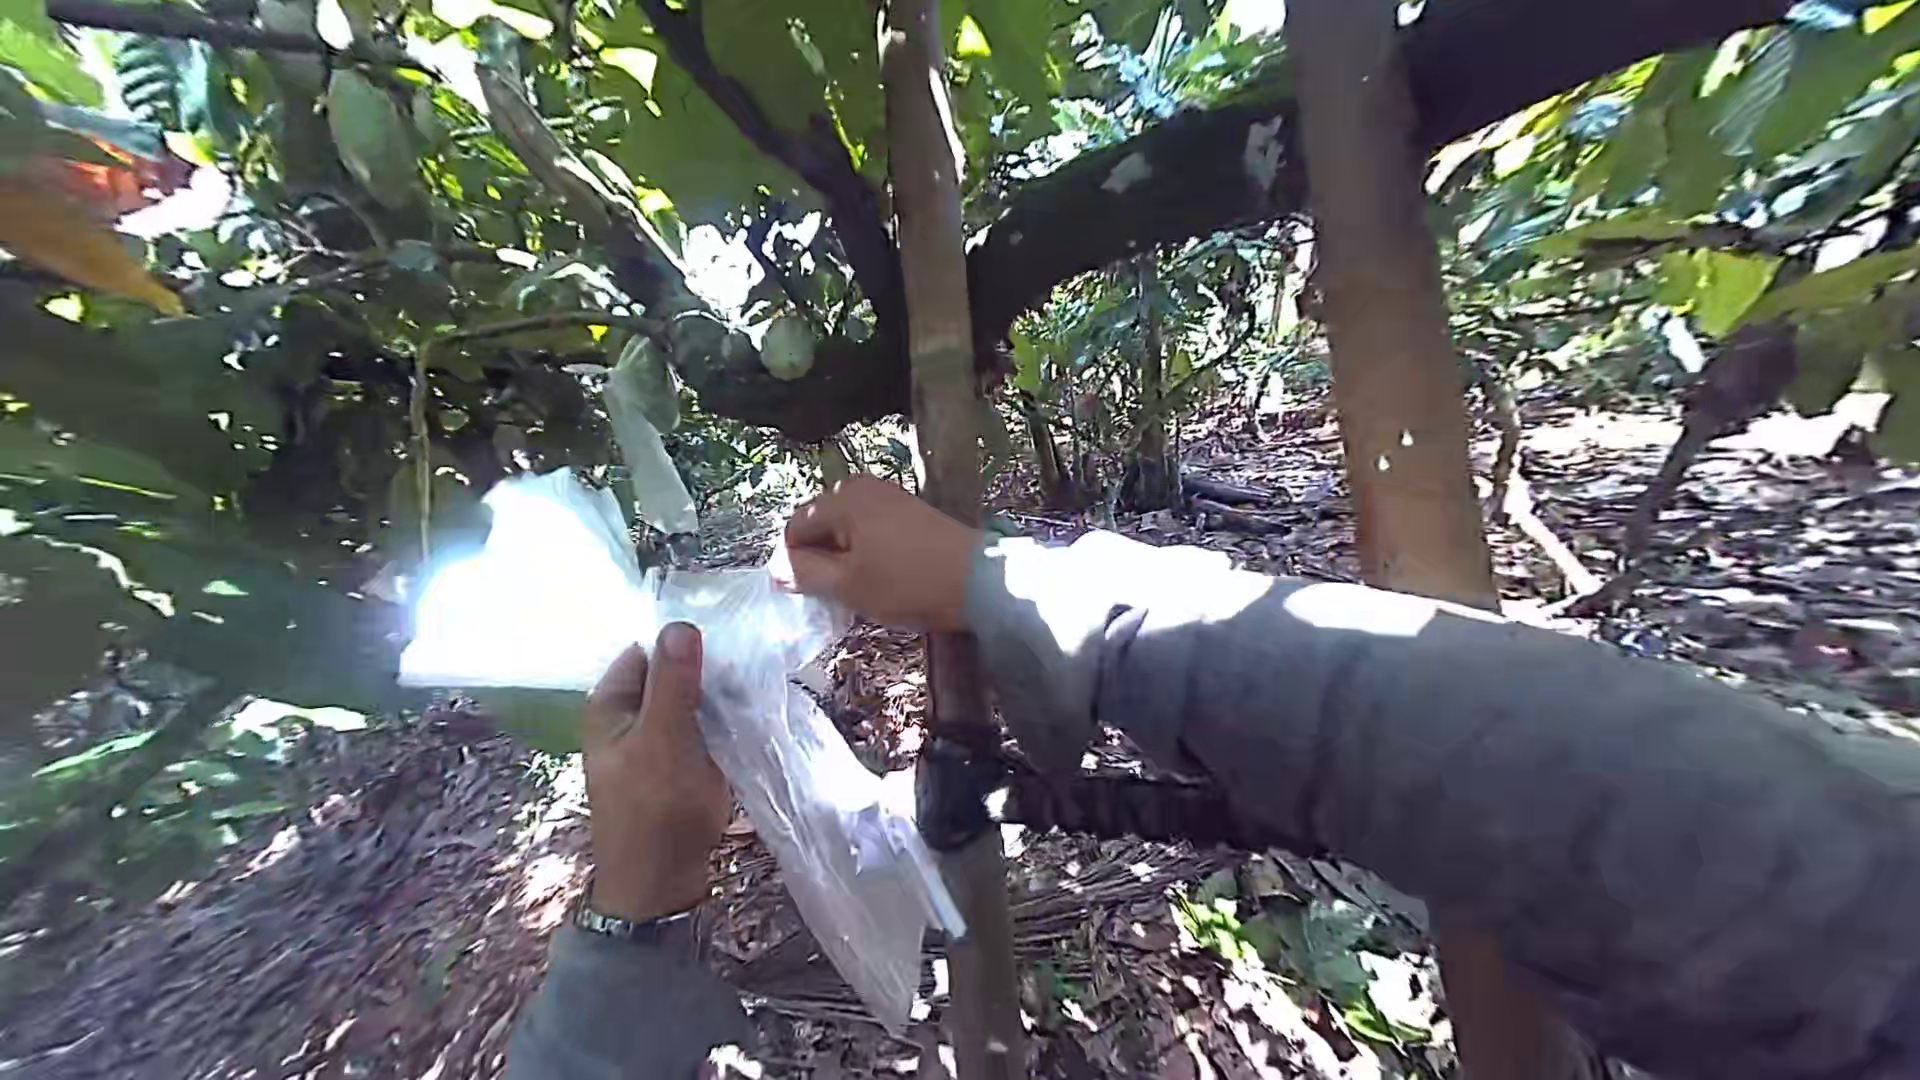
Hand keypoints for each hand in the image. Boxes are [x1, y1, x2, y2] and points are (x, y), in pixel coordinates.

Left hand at [582, 624, 727, 921]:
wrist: (665, 878)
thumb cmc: (655, 808)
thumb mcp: (662, 740)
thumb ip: (672, 683)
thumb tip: (681, 624)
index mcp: (613, 702)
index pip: (650, 648)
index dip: (685, 639)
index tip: (728, 636)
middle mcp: (634, 711)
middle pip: (675, 667)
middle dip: (709, 662)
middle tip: (749, 658)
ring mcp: (661, 730)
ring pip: (696, 690)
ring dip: (722, 685)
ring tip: (757, 676)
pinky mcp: (686, 748)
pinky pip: (707, 713)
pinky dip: (727, 707)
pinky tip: (753, 701)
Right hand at [781, 475, 981, 631]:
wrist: (980, 580)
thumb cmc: (908, 583)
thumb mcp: (848, 585)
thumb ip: (805, 573)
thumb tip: (776, 566)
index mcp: (841, 499)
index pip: (794, 528)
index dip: (795, 563)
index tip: (811, 594)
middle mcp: (862, 487)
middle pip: (820, 525)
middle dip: (821, 558)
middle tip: (837, 593)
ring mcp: (889, 495)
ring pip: (846, 529)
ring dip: (845, 558)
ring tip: (862, 587)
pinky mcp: (910, 510)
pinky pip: (871, 528)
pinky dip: (867, 551)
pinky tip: (884, 575)